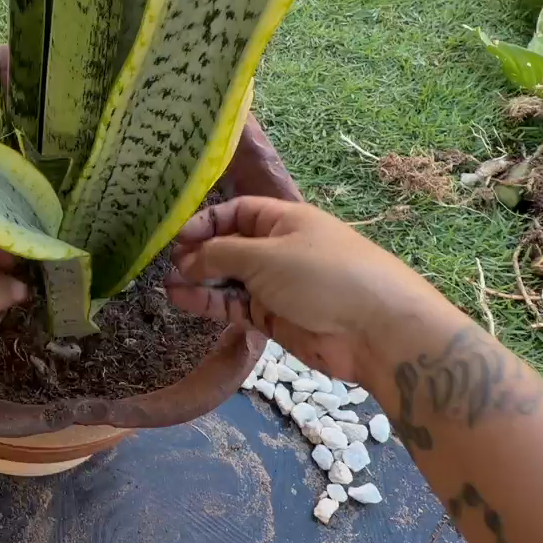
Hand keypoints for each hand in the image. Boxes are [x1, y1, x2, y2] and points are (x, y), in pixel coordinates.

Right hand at [163, 197, 459, 381]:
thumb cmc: (322, 276)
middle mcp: (277, 250)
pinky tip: (182, 300)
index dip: (206, 222)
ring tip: (168, 286)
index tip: (178, 238)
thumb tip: (187, 259)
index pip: (237, 212)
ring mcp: (274, 285)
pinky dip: (207, 302)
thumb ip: (219, 253)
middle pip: (227, 246)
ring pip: (226, 278)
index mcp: (284, 221)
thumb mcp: (265, 255)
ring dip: (197, 280)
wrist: (374, 330)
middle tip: (170, 267)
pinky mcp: (271, 316)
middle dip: (197, 254)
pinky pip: (232, 304)